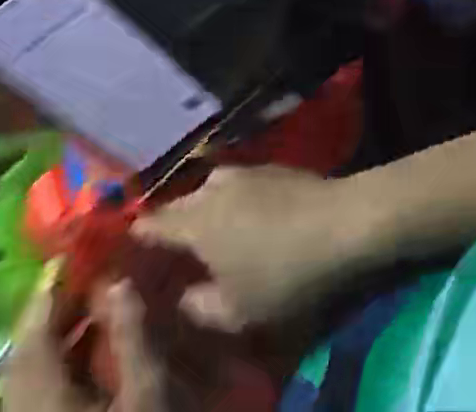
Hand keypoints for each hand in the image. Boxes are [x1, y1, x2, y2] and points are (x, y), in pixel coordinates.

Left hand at [4, 282, 174, 411]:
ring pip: (28, 373)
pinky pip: (35, 390)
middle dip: (52, 311)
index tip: (65, 258)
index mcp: (46, 398)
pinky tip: (87, 352)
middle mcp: (24, 409)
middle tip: (83, 278)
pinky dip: (57, 361)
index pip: (35, 337)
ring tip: (92, 308)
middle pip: (26, 353)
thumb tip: (120, 282)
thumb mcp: (147, 390)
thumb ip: (132, 335)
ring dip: (55, 336)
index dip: (48, 294)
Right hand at [133, 166, 367, 331]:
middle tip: (175, 254)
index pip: (148, 225)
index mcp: (195, 220)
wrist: (344, 221)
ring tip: (215, 235)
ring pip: (210, 189)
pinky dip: (234, 200)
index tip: (131, 258)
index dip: (135, 242)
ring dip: (206, 210)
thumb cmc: (285, 273)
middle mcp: (213, 186)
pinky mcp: (273, 165)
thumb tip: (179, 297)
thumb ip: (196, 307)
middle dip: (172, 226)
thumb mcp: (235, 311)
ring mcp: (246, 169)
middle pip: (178, 204)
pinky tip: (250, 218)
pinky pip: (239, 183)